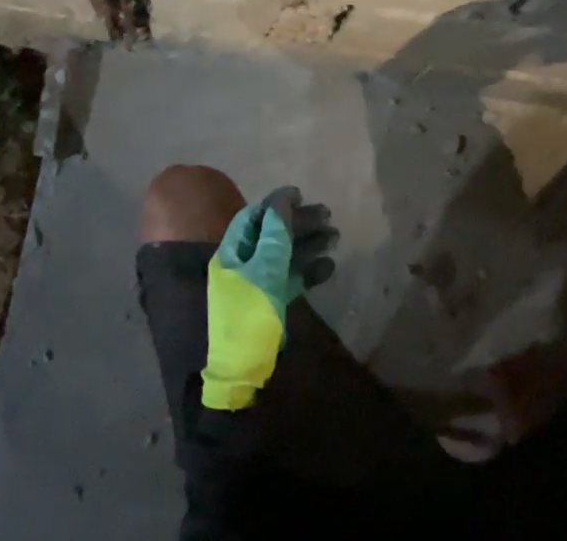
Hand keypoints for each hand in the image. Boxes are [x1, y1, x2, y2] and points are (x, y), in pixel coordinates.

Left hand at [201, 186, 337, 410]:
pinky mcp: (267, 305)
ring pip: (283, 255)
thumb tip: (283, 201)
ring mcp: (254, 285)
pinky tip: (329, 267)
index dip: (276, 204)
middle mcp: (240, 264)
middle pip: (271, 234)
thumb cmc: (246, 318)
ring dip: (307, 244)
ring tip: (335, 237)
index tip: (301, 194)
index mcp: (231, 253)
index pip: (253, 218)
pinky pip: (288, 279)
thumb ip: (274, 237)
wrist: (238, 373)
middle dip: (298, 223)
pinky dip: (307, 271)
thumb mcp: (263, 274)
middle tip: (329, 216)